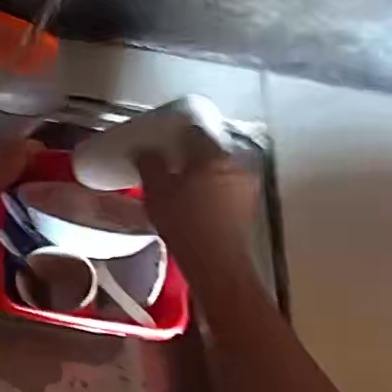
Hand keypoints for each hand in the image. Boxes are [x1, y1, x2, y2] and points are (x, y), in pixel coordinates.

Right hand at [134, 127, 257, 264]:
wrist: (216, 258)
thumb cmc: (183, 222)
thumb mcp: (156, 192)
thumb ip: (149, 165)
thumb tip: (144, 150)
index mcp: (212, 157)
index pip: (193, 132)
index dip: (174, 133)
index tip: (159, 140)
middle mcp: (235, 165)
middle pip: (208, 150)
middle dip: (188, 155)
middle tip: (166, 164)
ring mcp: (246, 184)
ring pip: (218, 169)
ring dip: (200, 172)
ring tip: (178, 185)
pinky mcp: (247, 203)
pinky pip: (225, 185)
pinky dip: (210, 187)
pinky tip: (194, 201)